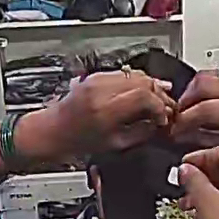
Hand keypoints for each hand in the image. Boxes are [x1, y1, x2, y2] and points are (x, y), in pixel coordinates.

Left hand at [19, 69, 173, 160]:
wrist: (51, 132)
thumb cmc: (75, 142)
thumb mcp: (114, 144)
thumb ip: (141, 132)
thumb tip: (158, 123)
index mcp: (106, 110)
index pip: (145, 96)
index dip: (161, 106)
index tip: (164, 117)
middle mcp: (101, 90)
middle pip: (143, 81)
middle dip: (159, 95)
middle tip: (167, 108)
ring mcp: (97, 80)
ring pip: (135, 74)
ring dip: (151, 86)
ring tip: (158, 100)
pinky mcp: (95, 76)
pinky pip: (124, 73)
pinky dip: (137, 81)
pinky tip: (143, 91)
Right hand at [172, 71, 218, 155]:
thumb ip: (210, 139)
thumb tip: (186, 136)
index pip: (204, 108)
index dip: (185, 119)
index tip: (176, 127)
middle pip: (202, 84)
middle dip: (184, 100)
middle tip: (178, 114)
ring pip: (208, 74)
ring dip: (192, 90)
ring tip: (187, 106)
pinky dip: (206, 85)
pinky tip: (202, 98)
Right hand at [178, 146, 218, 218]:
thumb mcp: (208, 204)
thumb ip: (194, 181)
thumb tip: (185, 169)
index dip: (199, 158)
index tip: (181, 165)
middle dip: (203, 175)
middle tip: (182, 181)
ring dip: (208, 189)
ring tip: (187, 199)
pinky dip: (218, 200)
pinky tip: (199, 208)